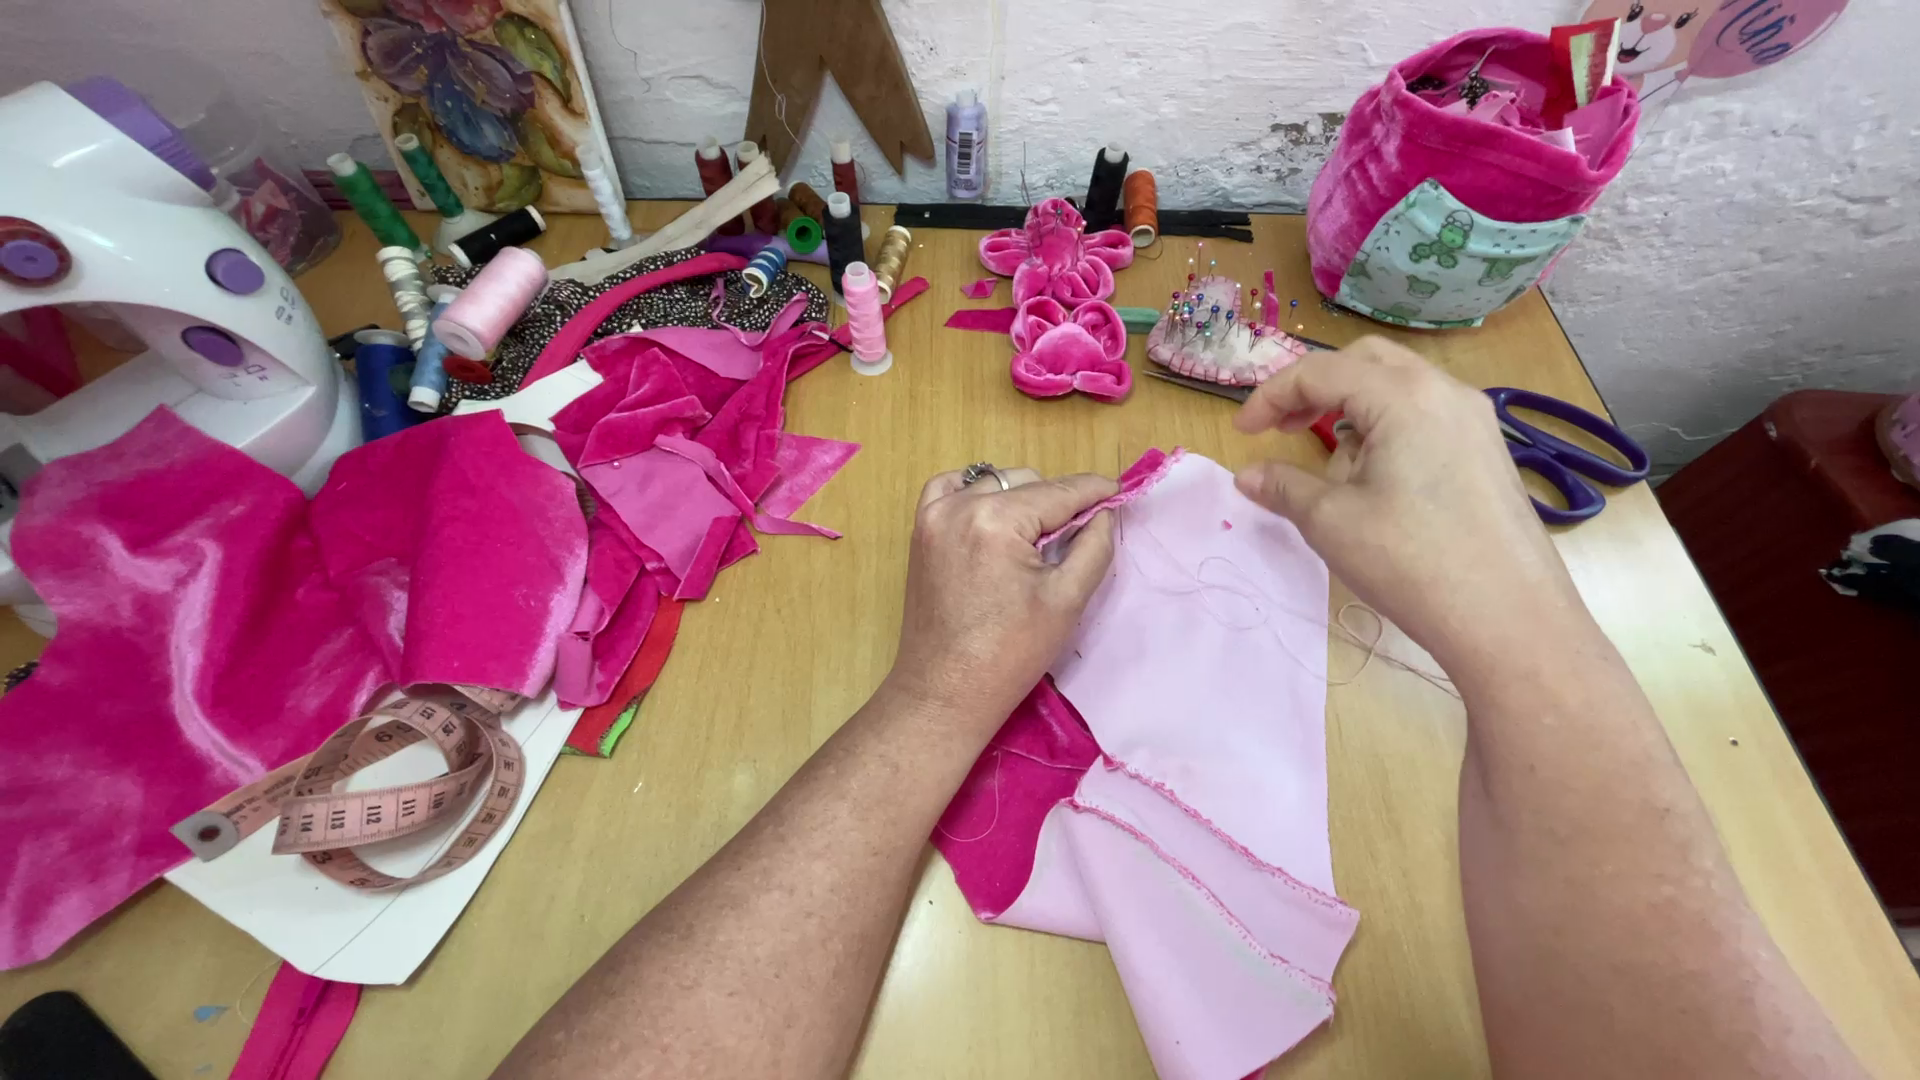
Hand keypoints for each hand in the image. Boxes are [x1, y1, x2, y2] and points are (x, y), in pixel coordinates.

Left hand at [886, 467, 1118, 733]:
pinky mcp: (920, 532)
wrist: (945, 691)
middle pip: (1026, 483)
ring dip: (1020, 498)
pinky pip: (949, 488)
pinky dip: (974, 492)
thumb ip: (1093, 546)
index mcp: (996, 520)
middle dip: (1057, 501)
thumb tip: (1104, 511)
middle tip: (1077, 534)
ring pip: (992, 483)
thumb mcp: (1066, 600)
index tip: (1120, 490)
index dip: (1095, 490)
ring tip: (1036, 536)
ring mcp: (933, 517)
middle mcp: (958, 506)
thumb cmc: (1009, 654)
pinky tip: (994, 513)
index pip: (1059, 492)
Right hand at [1232, 337, 1584, 670]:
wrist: (1508, 618)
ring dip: (1348, 412)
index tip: (1242, 432)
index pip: (1321, 371)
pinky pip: (1421, 417)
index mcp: (1404, 397)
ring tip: (1332, 472)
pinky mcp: (1484, 452)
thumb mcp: (1330, 521)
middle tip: (1280, 428)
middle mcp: (1445, 393)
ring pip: (1395, 389)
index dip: (1271, 396)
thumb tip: (1247, 476)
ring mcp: (1473, 421)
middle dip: (1313, 390)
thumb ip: (1283, 486)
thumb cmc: (1410, 561)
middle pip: (1364, 363)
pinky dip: (1383, 431)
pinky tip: (1373, 482)